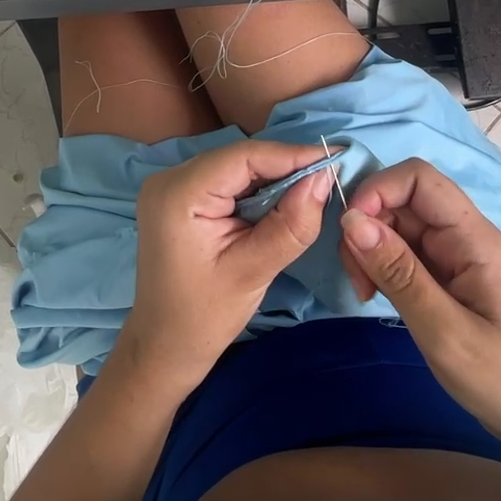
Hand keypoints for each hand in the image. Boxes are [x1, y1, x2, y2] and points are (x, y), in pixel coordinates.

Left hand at [120, 141, 334, 390]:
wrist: (164, 346)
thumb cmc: (205, 316)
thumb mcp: (254, 271)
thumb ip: (291, 224)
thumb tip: (324, 178)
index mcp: (178, 193)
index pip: (243, 157)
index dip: (292, 155)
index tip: (336, 159)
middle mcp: (168, 178)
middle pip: (238, 159)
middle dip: (285, 166)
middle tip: (330, 178)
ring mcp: (170, 186)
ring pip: (234, 168)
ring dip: (272, 178)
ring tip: (313, 189)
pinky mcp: (178, 197)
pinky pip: (224, 181)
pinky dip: (254, 189)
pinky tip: (280, 201)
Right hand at [336, 160, 500, 464]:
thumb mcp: (444, 331)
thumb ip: (397, 272)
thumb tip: (351, 219)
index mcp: (476, 240)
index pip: (419, 178)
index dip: (377, 189)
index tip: (349, 230)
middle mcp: (468, 239)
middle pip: (404, 202)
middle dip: (367, 226)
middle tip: (354, 277)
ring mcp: (461, 259)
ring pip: (401, 228)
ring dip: (371, 250)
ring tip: (364, 292)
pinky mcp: (454, 280)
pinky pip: (409, 255)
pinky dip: (384, 268)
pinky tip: (376, 296)